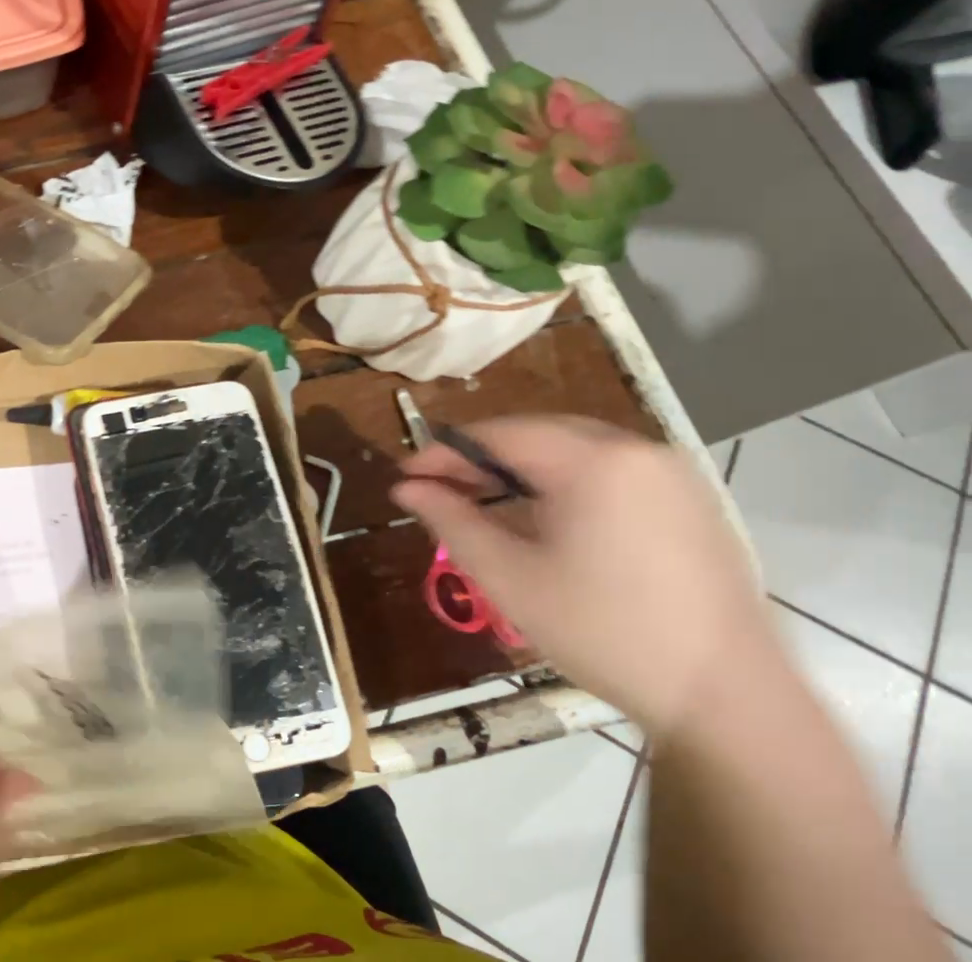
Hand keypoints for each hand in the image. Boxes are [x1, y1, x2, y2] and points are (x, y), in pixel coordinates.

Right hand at [391, 416, 776, 739]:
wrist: (724, 696)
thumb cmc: (603, 632)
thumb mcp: (509, 577)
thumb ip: (452, 521)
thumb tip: (406, 488)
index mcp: (594, 462)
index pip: (499, 434)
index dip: (444, 454)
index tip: (405, 479)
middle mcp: (639, 451)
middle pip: (539, 435)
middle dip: (483, 460)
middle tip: (441, 493)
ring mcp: (674, 475)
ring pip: (576, 453)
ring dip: (523, 472)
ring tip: (485, 507)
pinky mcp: (692, 502)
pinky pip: (612, 474)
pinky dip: (566, 485)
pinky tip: (545, 523)